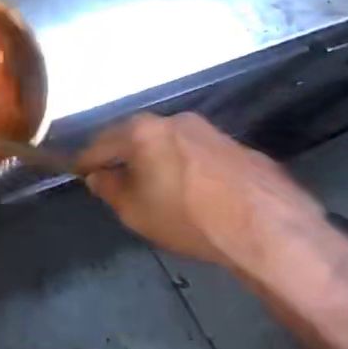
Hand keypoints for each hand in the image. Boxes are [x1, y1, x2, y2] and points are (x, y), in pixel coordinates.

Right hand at [76, 113, 322, 272]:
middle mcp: (176, 120)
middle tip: (118, 178)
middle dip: (126, 155)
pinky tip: (198, 194)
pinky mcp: (241, 149)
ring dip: (161, 160)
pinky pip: (202, 156)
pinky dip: (192, 169)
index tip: (79, 171)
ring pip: (174, 144)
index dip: (87, 159)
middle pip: (139, 136)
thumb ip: (110, 189)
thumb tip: (99, 176)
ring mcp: (212, 132)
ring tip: (159, 187)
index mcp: (143, 130)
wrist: (268, 228)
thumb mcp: (135, 211)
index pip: (102, 142)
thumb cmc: (188, 217)